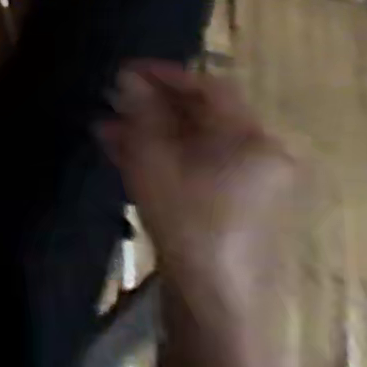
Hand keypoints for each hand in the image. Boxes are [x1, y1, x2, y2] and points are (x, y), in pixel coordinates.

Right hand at [98, 62, 295, 302]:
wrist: (211, 297)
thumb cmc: (186, 216)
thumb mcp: (153, 155)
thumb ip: (142, 109)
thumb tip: (129, 75)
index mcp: (252, 138)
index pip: (209, 87)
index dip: (165, 73)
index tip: (126, 68)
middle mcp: (259, 154)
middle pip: (201, 114)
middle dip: (151, 104)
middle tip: (114, 95)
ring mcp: (248, 182)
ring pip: (193, 141)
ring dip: (150, 129)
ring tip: (108, 123)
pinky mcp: (232, 204)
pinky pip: (195, 164)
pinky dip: (162, 154)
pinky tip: (121, 150)